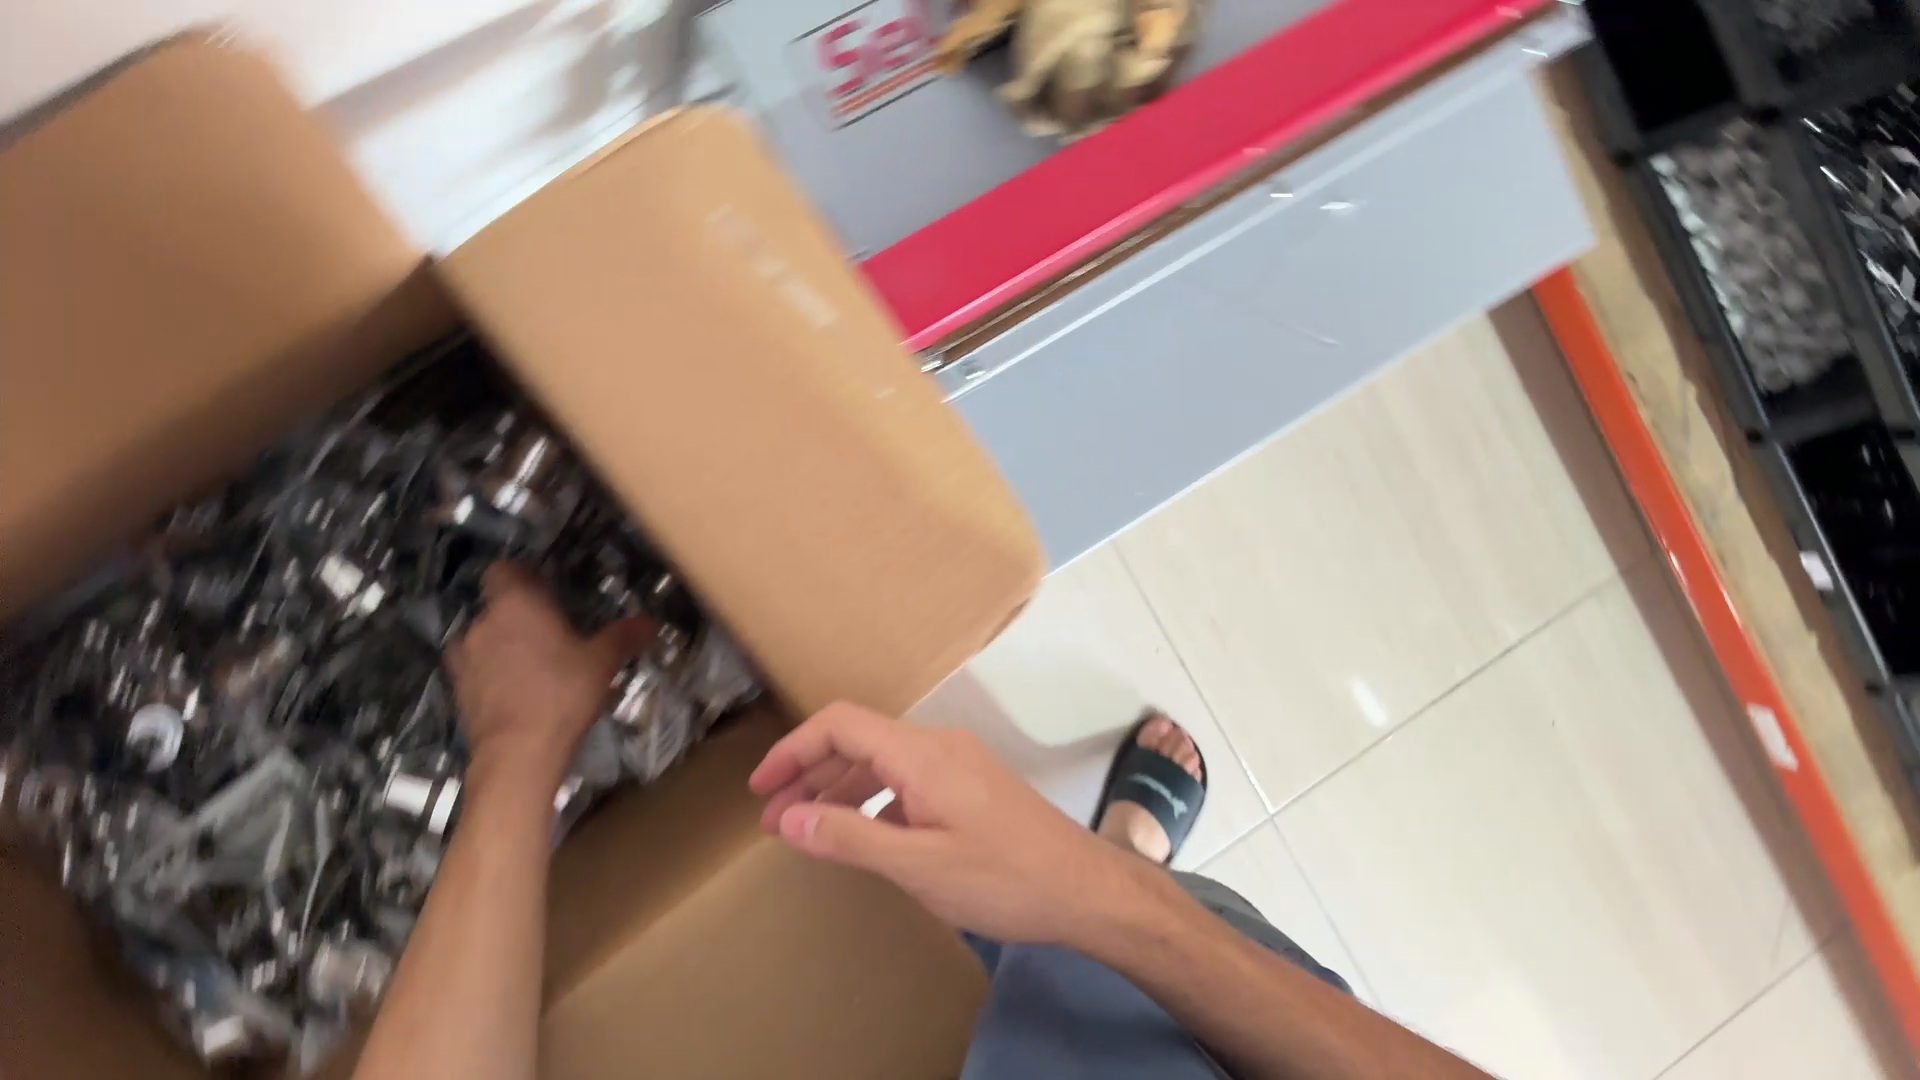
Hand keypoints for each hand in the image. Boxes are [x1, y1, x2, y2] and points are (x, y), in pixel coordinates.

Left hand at [445, 564, 652, 782]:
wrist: (519, 752)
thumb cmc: (563, 692)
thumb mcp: (604, 662)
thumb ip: (625, 636)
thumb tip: (650, 622)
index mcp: (517, 604)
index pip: (503, 570)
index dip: (522, 575)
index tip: (545, 588)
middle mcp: (483, 623)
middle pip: (499, 607)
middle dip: (522, 616)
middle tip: (554, 634)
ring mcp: (464, 658)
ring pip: (485, 639)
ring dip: (505, 645)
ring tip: (535, 666)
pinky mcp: (457, 690)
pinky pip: (477, 669)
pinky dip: (493, 674)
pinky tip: (519, 692)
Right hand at [749, 702, 1141, 945]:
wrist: (1084, 889)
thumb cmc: (1002, 877)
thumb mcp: (918, 865)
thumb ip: (851, 837)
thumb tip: (789, 817)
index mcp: (921, 753)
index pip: (842, 724)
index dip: (794, 748)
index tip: (761, 787)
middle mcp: (937, 745)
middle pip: (859, 740)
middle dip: (810, 772)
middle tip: (771, 816)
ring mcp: (957, 763)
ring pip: (882, 761)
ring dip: (839, 789)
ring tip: (805, 827)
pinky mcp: (969, 784)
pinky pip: (907, 779)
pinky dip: (873, 800)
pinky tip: (861, 834)